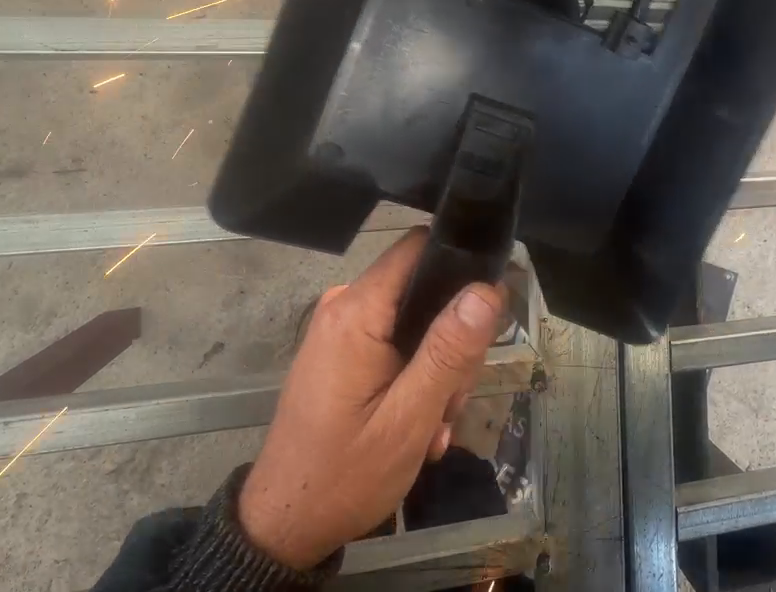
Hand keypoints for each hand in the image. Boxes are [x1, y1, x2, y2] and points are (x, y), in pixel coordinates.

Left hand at [236, 229, 506, 568]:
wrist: (284, 527)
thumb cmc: (345, 475)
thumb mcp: (409, 418)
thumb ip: (449, 350)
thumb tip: (487, 289)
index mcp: (357, 311)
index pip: (420, 246)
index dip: (462, 265)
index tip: (491, 309)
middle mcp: (344, 306)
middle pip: (424, 288)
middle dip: (453, 340)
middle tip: (454, 399)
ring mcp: (340, 329)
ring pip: (416, 320)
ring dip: (437, 369)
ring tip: (434, 424)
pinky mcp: (341, 351)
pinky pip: (395, 342)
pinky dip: (415, 377)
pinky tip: (419, 424)